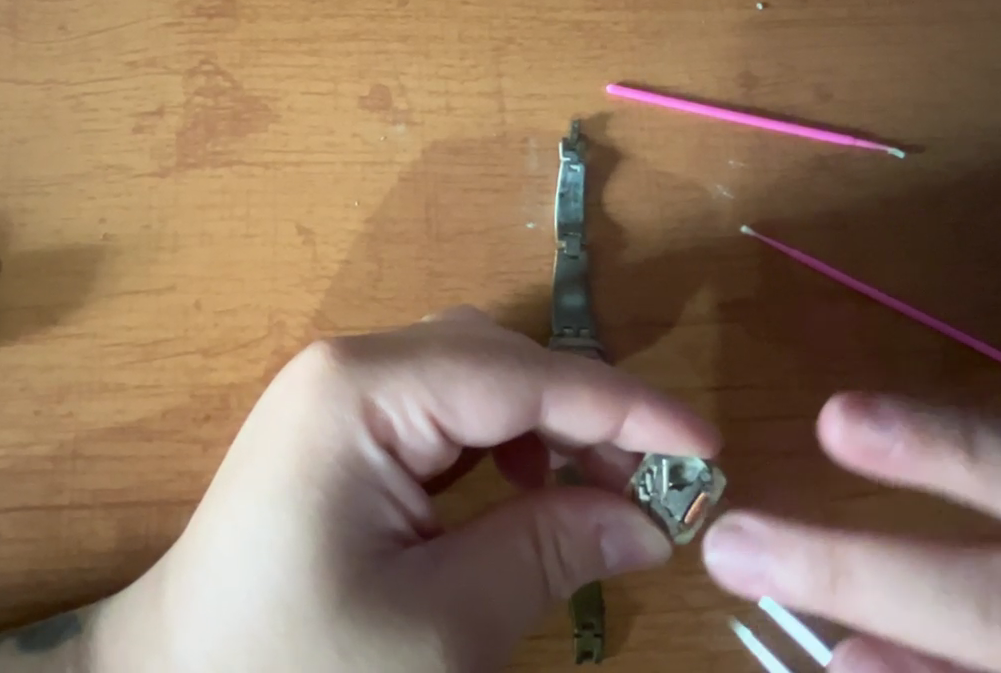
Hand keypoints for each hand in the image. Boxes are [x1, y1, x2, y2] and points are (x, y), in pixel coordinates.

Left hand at [80, 310, 719, 672]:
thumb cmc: (296, 667)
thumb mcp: (440, 625)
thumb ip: (548, 550)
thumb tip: (647, 519)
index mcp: (362, 390)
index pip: (516, 375)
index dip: (619, 406)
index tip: (704, 444)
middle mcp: (348, 364)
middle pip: (493, 358)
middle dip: (580, 412)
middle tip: (655, 486)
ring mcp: (337, 389)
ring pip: (470, 374)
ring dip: (541, 424)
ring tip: (593, 495)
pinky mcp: (337, 423)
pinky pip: (437, 406)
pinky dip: (494, 440)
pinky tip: (519, 491)